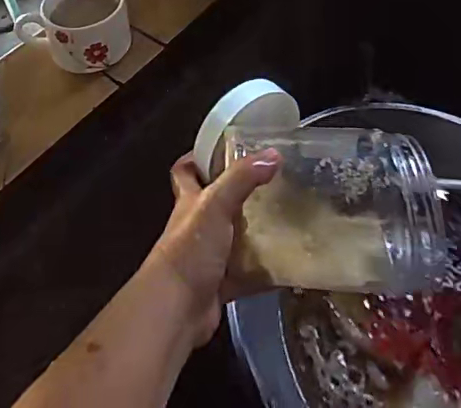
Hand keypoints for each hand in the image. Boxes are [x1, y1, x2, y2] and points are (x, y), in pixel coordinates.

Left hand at [144, 150, 280, 346]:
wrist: (176, 311)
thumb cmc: (189, 249)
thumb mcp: (215, 203)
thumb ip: (242, 178)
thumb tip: (274, 153)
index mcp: (188, 200)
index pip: (185, 170)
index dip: (199, 157)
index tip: (226, 148)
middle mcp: (194, 225)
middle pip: (213, 202)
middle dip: (237, 193)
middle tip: (267, 183)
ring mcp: (205, 256)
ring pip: (231, 236)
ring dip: (252, 230)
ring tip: (283, 217)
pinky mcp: (219, 284)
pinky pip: (245, 272)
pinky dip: (262, 269)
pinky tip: (285, 261)